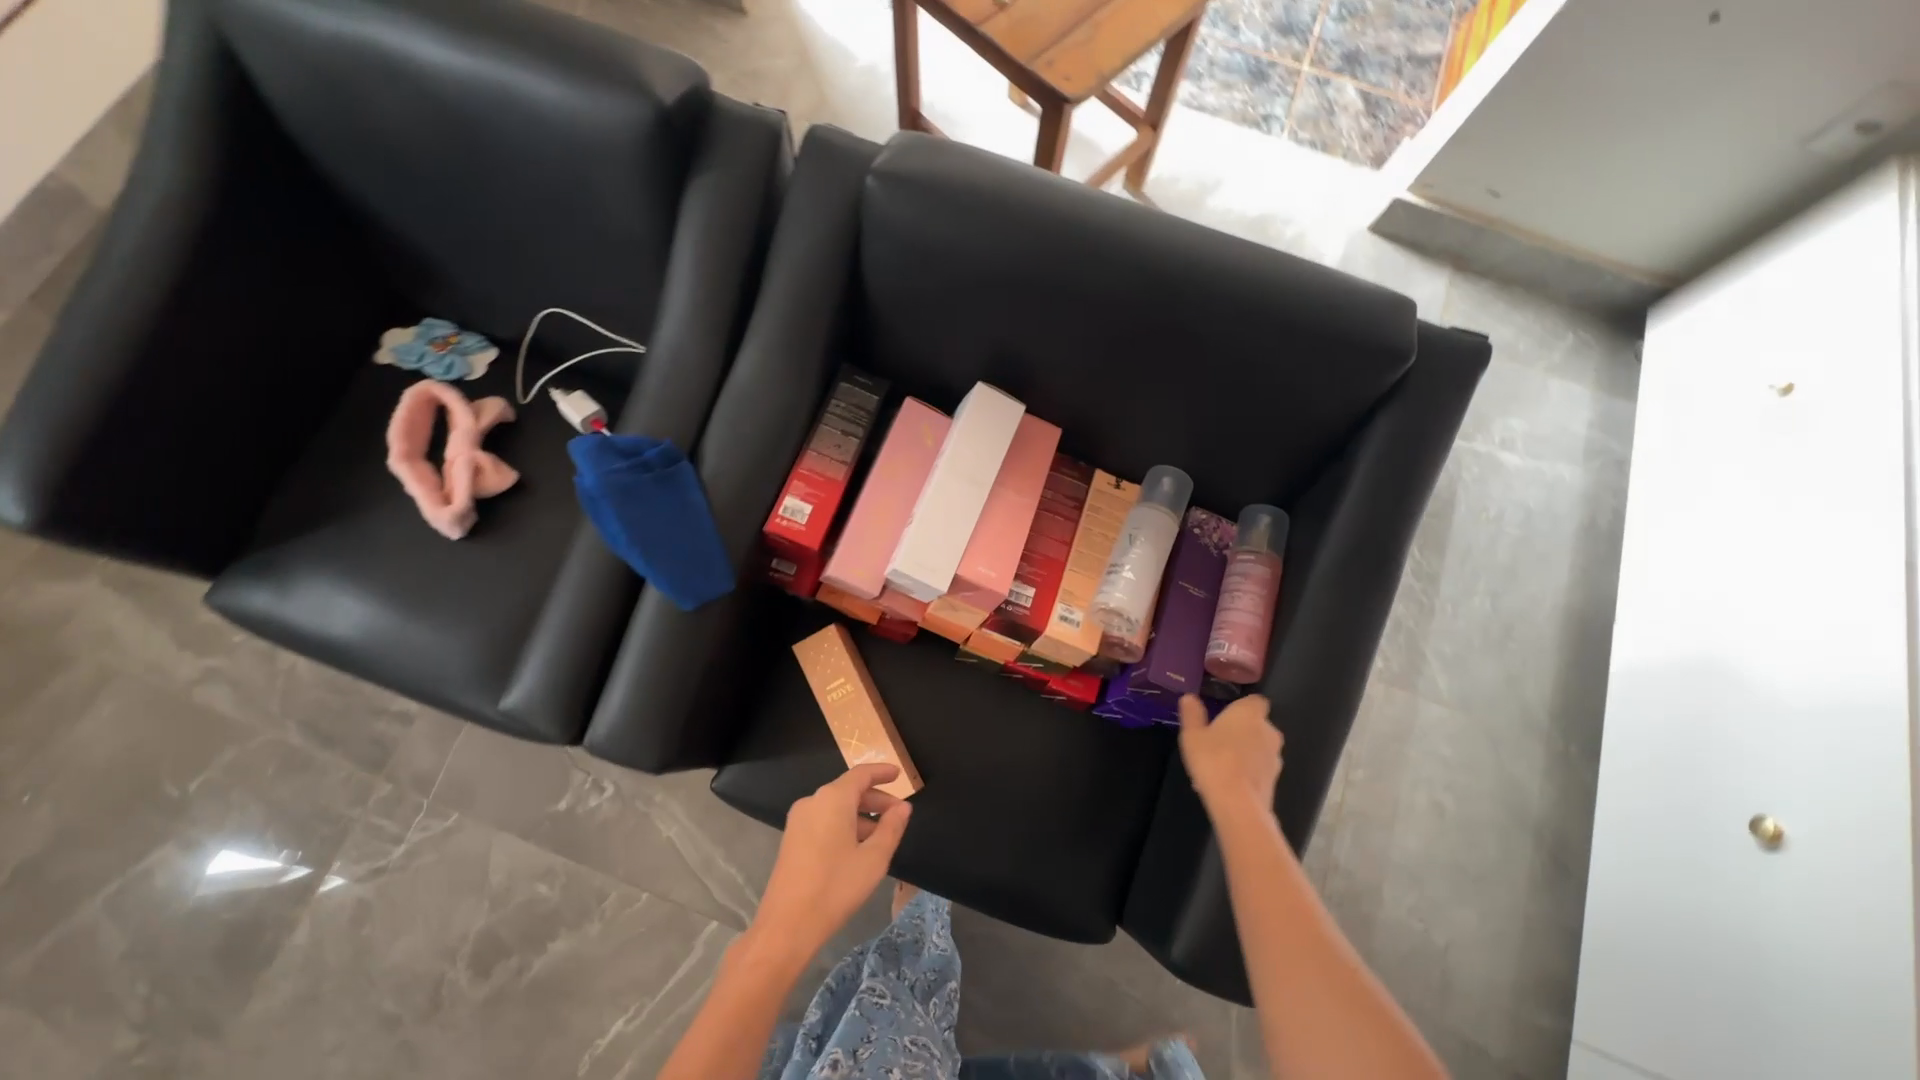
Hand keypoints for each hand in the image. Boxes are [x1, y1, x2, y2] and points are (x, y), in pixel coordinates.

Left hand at [750, 763, 913, 963]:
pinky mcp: (791, 839)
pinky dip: (844, 825)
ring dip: (860, 815)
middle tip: (899, 814)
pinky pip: (823, 821)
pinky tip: (858, 848)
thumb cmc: (836, 887)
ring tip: (882, 835)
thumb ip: (892, 828)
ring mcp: (798, 821)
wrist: (788, 924)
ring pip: (836, 807)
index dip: (881, 772)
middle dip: (875, 799)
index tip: (899, 774)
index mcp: (833, 799)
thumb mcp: (874, 858)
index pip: (861, 774)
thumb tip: (903, 807)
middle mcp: (812, 802)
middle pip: (848, 790)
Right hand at [1179, 694, 1282, 818]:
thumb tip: (1189, 698)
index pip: (1255, 701)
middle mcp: (1268, 730)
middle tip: (1218, 742)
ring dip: (1246, 753)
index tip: (1226, 716)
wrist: (1237, 802)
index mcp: (1249, 713)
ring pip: (1259, 748)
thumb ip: (1192, 714)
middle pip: (1258, 725)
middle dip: (1243, 732)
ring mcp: (1275, 756)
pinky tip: (1228, 783)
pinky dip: (1249, 772)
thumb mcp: (1192, 735)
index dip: (1242, 708)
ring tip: (1221, 766)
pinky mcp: (1275, 779)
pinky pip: (1259, 769)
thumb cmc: (1212, 759)